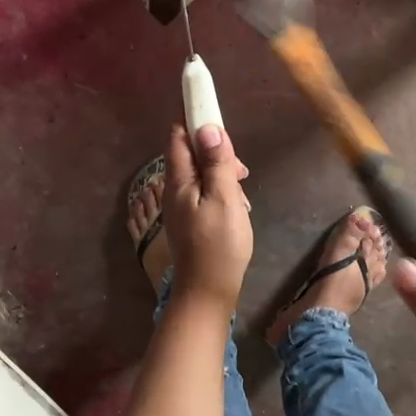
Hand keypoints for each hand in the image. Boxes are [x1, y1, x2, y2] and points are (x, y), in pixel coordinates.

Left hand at [162, 123, 252, 309]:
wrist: (207, 291)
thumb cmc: (219, 245)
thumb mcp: (224, 199)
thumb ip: (216, 163)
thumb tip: (207, 127)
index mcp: (178, 181)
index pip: (179, 137)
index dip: (197, 124)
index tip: (222, 127)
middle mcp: (173, 190)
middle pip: (192, 154)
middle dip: (217, 154)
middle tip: (241, 172)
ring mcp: (180, 206)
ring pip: (201, 175)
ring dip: (223, 175)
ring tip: (242, 195)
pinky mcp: (190, 219)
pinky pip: (204, 193)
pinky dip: (221, 192)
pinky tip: (236, 209)